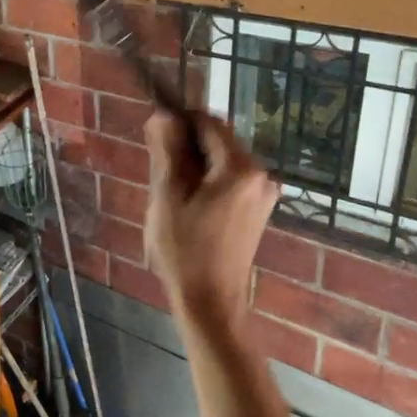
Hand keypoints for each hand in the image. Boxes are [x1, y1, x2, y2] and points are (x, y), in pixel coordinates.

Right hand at [144, 111, 280, 321]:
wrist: (210, 301)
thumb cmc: (183, 248)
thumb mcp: (167, 195)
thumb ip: (167, 151)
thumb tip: (162, 115)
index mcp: (240, 169)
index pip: (208, 123)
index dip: (179, 121)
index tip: (153, 135)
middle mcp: (260, 175)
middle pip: (217, 141)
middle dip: (185, 147)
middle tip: (158, 174)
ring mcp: (263, 194)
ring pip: (220, 161)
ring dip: (193, 166)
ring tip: (170, 195)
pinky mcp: (257, 210)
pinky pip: (228, 180)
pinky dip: (206, 182)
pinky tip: (186, 206)